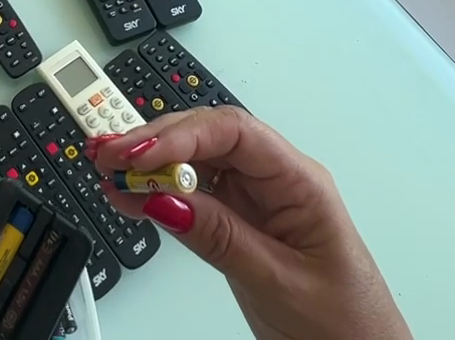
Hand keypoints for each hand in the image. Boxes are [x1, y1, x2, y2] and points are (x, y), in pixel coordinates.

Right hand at [91, 106, 410, 339]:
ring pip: (193, 160)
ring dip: (148, 162)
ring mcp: (252, 196)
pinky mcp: (236, 217)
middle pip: (206, 137)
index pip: (233, 133)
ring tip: (107, 167)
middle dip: (154, 141)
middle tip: (109, 154)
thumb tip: (162, 197)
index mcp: (298, 180)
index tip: (140, 154)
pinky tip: (129, 193)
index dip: (182, 134)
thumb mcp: (279, 282)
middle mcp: (272, 178)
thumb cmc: (347, 325)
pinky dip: (156, 190)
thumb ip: (220, 237)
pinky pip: (190, 192)